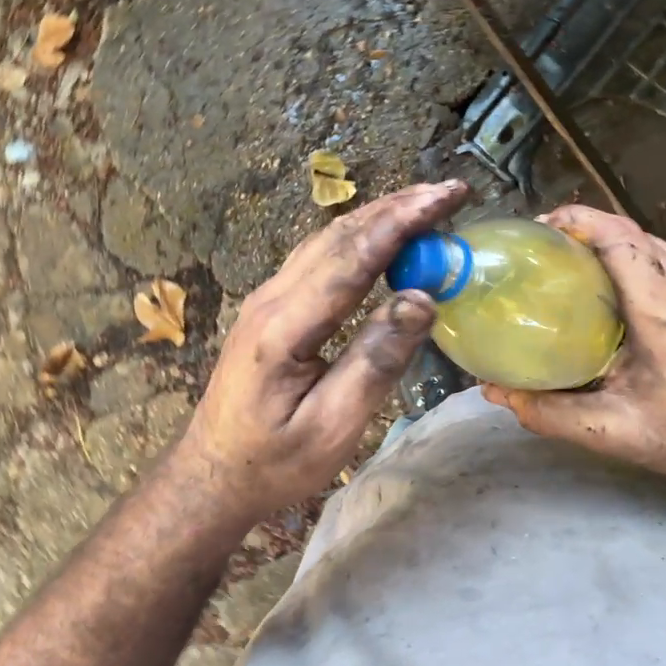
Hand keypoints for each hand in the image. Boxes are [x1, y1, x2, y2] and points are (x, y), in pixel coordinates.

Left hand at [173, 181, 468, 522]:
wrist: (214, 473)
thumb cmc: (274, 462)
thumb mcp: (332, 428)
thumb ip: (375, 363)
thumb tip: (420, 299)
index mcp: (284, 328)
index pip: (351, 258)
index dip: (402, 222)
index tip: (448, 197)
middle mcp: (271, 299)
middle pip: (339, 237)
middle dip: (398, 207)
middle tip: (451, 193)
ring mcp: (266, 299)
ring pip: (326, 241)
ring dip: (378, 217)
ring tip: (427, 204)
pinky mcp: (270, 307)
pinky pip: (318, 257)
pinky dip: (359, 238)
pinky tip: (383, 237)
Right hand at [482, 205, 665, 492]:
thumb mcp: (615, 433)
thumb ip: (550, 413)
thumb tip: (496, 394)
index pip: (623, 242)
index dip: (580, 222)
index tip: (539, 228)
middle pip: (634, 233)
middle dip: (585, 226)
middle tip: (542, 244)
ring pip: (652, 242)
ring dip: (609, 238)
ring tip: (568, 258)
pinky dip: (632, 256)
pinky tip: (610, 282)